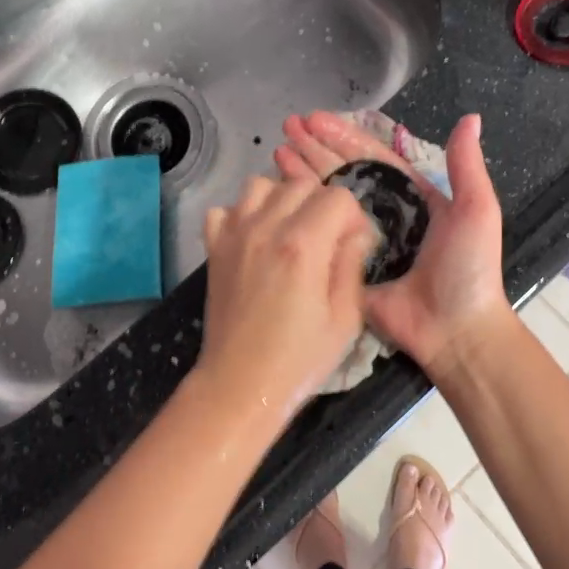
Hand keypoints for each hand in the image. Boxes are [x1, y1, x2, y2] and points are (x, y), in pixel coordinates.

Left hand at [196, 175, 375, 420]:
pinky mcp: (213, 246)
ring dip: (281, 200)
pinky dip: (242, 214)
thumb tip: (355, 233)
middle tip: (326, 239)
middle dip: (321, 204)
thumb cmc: (299, 359)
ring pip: (260, 185)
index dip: (352, 216)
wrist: (240, 384)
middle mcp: (265, 227)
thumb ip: (352, 265)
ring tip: (290, 232)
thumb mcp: (346, 319)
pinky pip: (226, 208)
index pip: (336, 196)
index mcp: (303, 245)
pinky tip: (254, 240)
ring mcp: (234, 234)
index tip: (353, 243)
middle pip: (300, 184)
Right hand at [274, 112, 514, 383]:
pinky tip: (278, 193)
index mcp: (410, 197)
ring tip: (276, 150)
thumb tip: (470, 117)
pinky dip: (299, 213)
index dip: (342, 136)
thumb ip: (466, 166)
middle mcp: (381, 213)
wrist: (455, 330)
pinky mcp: (343, 266)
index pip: (370, 157)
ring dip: (301, 173)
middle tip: (287, 126)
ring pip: (325, 198)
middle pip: (342, 172)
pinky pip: (318, 236)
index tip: (314, 119)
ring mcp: (359, 241)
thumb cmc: (467, 268)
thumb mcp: (476, 211)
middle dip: (314, 147)